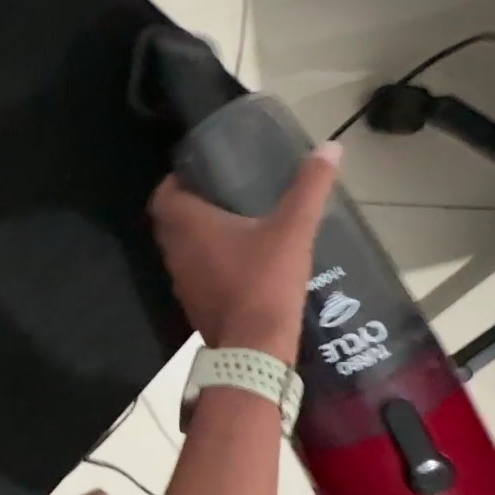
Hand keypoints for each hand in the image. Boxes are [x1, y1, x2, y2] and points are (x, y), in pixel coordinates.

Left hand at [148, 143, 340, 363]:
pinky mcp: (193, 303)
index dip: (177, 180)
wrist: (252, 348)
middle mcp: (175, 252)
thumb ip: (309, 187)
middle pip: (171, 221)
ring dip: (199, 235)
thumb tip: (330, 146)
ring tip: (233, 221)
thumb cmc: (265, 282)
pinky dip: (208, 262)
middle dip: (191, 205)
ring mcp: (181, 281)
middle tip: (222, 192)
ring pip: (181, 248)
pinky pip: (193, 272)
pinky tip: (237, 259)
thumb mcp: (293, 230)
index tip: (202, 172)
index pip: (164, 195)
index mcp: (188, 227)